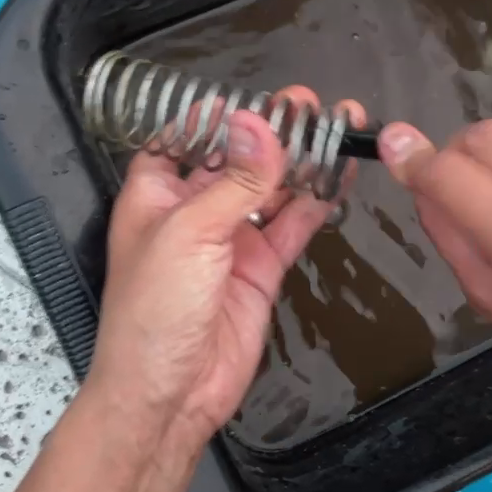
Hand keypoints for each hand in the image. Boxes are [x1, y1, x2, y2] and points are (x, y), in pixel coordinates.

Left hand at [78, 91, 362, 460]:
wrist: (170, 394)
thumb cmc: (152, 315)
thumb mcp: (190, 234)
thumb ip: (233, 181)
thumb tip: (260, 125)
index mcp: (156, 194)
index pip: (186, 139)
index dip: (220, 116)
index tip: (257, 97)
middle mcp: (193, 212)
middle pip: (238, 158)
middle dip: (273, 132)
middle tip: (311, 106)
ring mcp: (230, 240)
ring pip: (271, 189)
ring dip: (301, 161)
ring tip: (337, 129)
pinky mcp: (261, 268)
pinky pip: (292, 225)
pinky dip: (316, 202)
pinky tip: (339, 177)